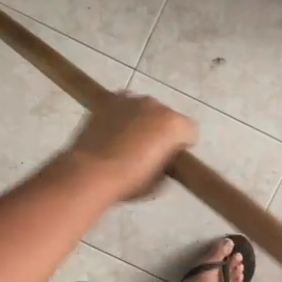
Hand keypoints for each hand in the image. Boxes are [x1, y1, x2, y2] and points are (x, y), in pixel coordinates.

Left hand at [65, 93, 197, 200]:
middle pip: (167, 117)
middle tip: (148, 150)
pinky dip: (123, 115)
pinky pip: (124, 105)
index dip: (182, 145)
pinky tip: (114, 131)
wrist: (90, 171)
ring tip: (127, 140)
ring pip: (145, 109)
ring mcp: (131, 99)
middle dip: (161, 130)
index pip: (190, 131)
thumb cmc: (129, 181)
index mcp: (174, 124)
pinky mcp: (109, 99)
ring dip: (142, 121)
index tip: (171, 158)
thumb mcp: (160, 180)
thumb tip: (163, 157)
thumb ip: (167, 161)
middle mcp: (156, 105)